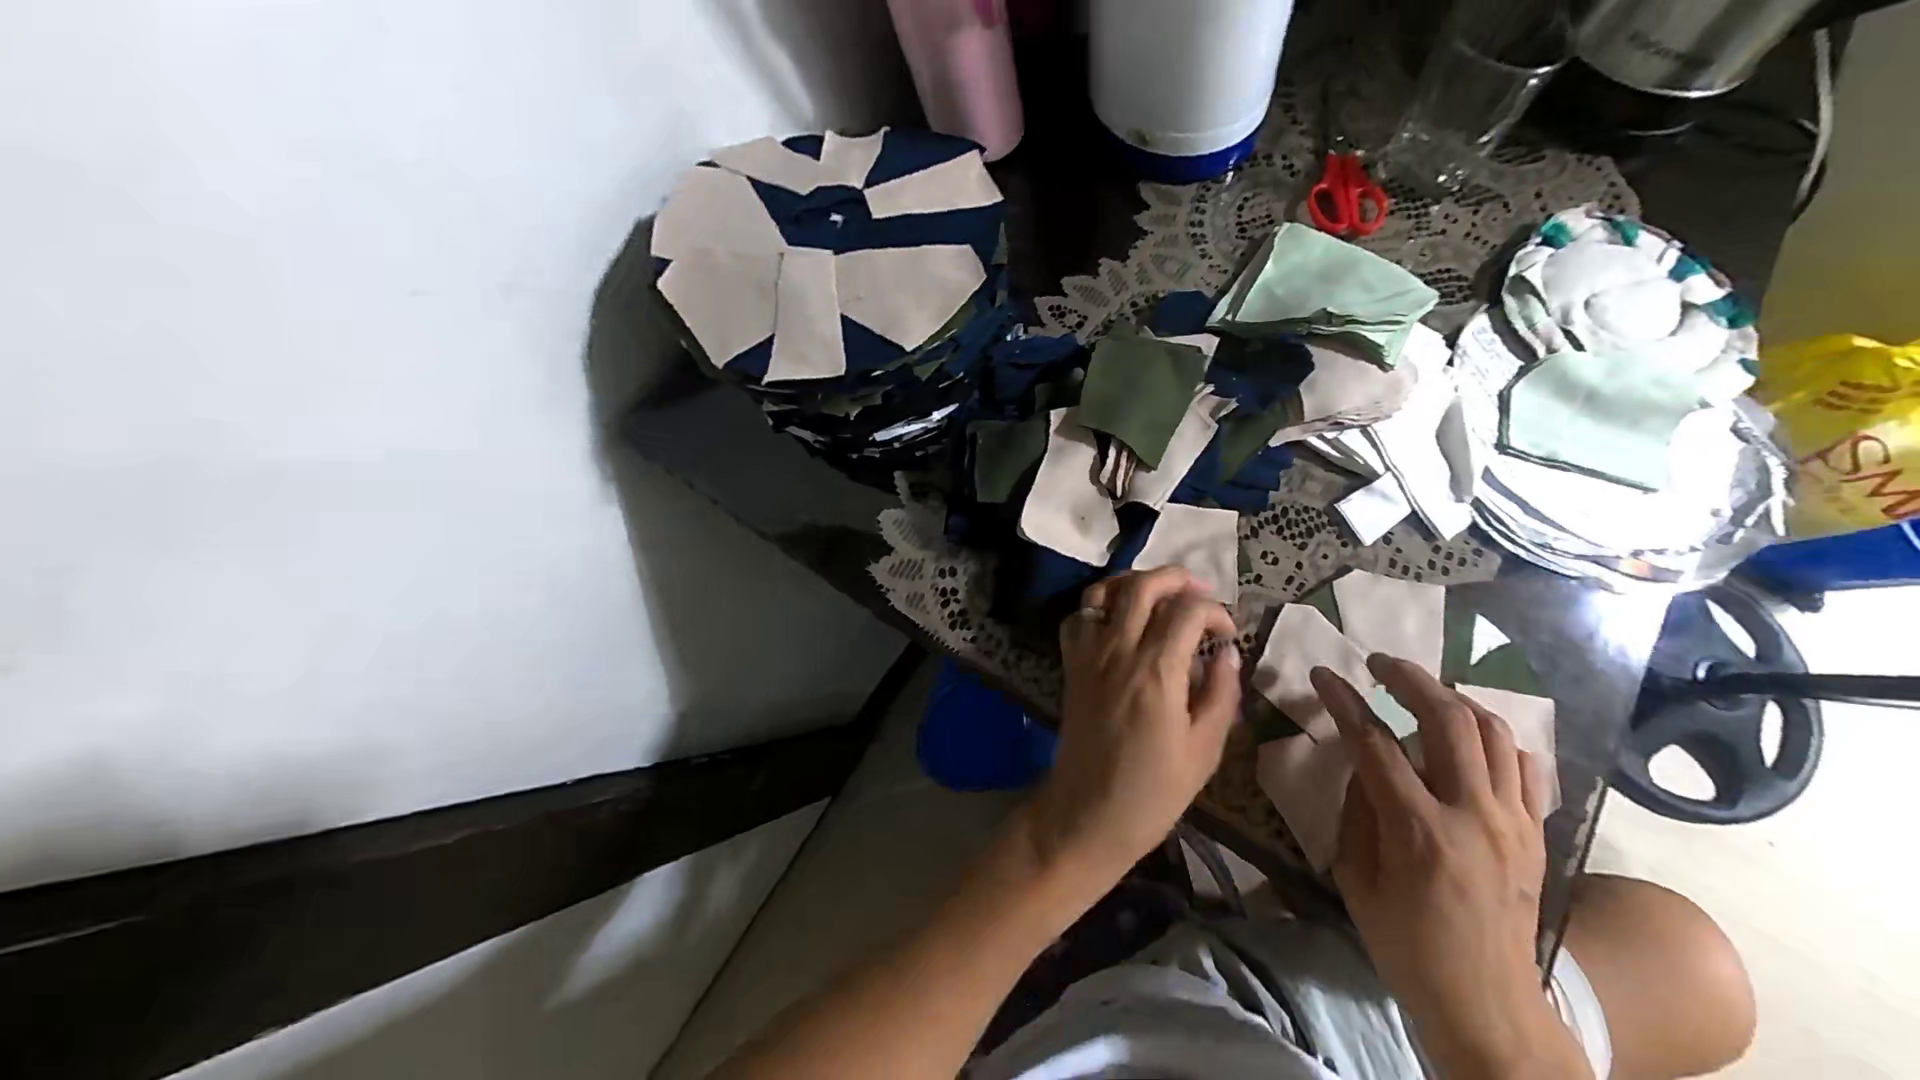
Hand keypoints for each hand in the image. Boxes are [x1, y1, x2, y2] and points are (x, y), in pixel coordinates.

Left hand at [1021, 567, 1241, 884]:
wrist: (1086, 813)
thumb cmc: (1153, 791)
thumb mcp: (1204, 750)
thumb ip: (1220, 693)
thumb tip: (1228, 652)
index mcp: (1156, 672)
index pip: (1188, 611)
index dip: (1216, 611)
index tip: (1229, 632)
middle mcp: (1117, 652)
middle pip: (1143, 587)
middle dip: (1177, 578)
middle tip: (1200, 592)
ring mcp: (1088, 655)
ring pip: (1103, 592)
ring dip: (1135, 583)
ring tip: (1161, 595)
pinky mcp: (1070, 666)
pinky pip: (1078, 617)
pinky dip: (1099, 605)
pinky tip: (1119, 620)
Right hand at [1312, 655, 1588, 1078]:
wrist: (1487, 1001)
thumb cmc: (1404, 942)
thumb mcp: (1355, 877)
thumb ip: (1357, 810)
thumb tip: (1362, 763)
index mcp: (1418, 830)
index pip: (1374, 742)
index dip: (1344, 701)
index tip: (1323, 674)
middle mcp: (1474, 815)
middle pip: (1447, 720)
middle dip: (1409, 678)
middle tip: (1378, 662)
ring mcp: (1515, 822)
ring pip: (1494, 732)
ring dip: (1453, 698)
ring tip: (1422, 690)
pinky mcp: (1537, 833)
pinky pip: (1524, 766)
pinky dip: (1495, 739)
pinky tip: (1470, 737)